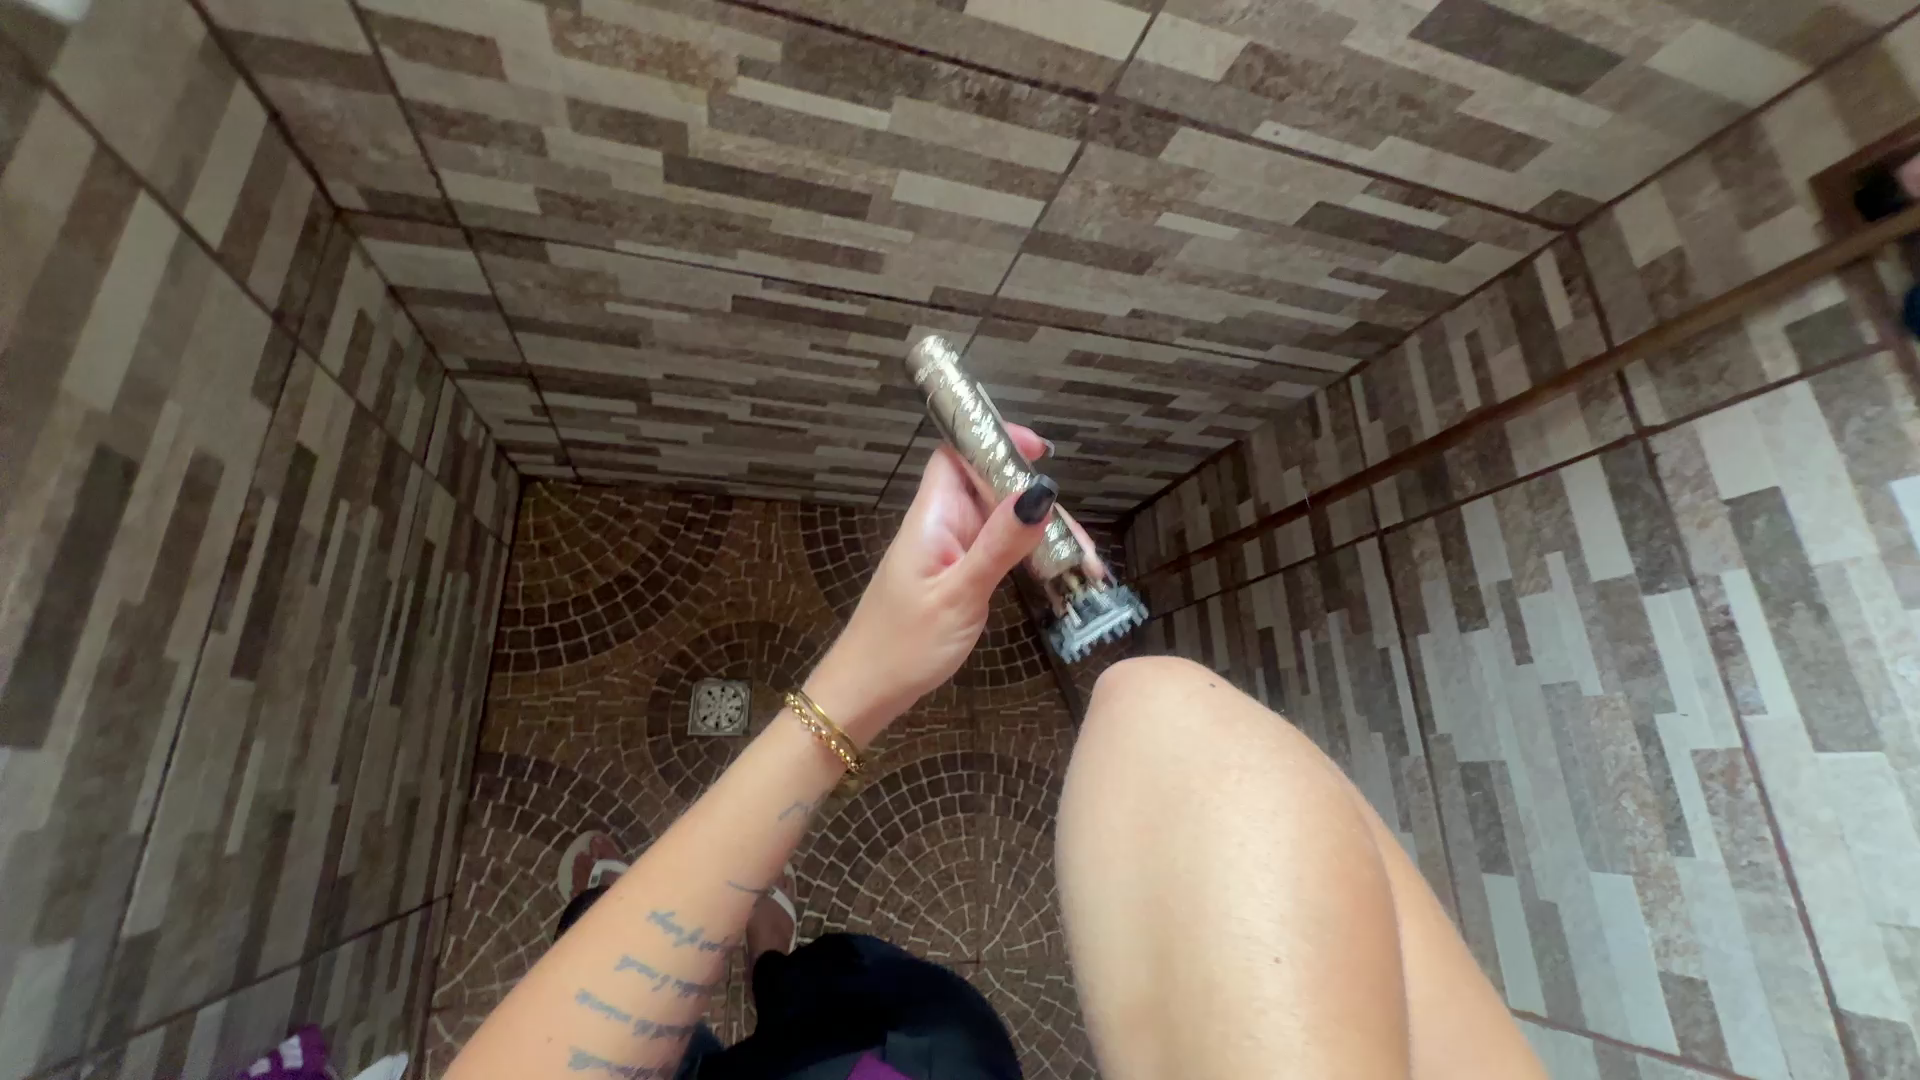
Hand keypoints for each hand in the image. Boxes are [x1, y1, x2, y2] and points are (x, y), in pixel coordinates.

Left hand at [806, 424, 1086, 742]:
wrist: (867, 691)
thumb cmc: (904, 645)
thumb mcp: (960, 595)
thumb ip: (1000, 544)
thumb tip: (1040, 490)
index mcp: (932, 516)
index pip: (957, 453)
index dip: (993, 439)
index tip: (1039, 452)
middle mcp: (941, 524)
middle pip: (992, 488)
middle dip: (1039, 505)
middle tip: (1082, 548)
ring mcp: (949, 551)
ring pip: (1001, 522)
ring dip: (1042, 536)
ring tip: (1084, 568)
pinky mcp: (956, 575)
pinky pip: (997, 550)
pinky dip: (1028, 558)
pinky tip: (1059, 576)